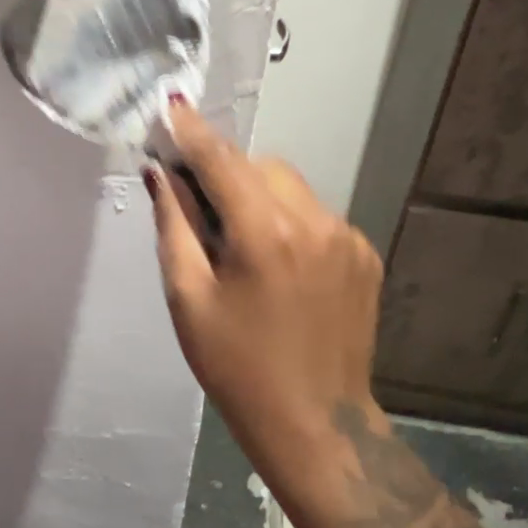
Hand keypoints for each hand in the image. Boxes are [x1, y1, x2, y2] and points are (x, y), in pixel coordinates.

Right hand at [144, 100, 384, 470]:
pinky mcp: (365, 255)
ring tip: (239, 247)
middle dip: (226, 174)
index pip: (223, 162)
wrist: (313, 421)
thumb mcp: (188, 299)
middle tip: (198, 210)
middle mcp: (315, 223)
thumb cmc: (234, 365)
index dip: (192, 133)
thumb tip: (162, 174)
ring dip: (258, 197)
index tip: (171, 106)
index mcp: (265, 234)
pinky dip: (287, 222)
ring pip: (291, 188)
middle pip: (261, 167)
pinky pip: (316, 216)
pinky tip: (276, 267)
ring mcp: (347, 238)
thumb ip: (174, 227)